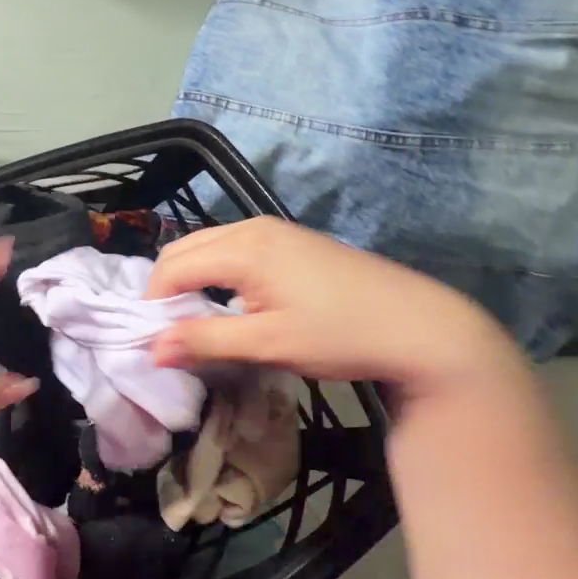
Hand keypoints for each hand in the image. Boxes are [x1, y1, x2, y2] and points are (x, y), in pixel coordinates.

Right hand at [146, 217, 520, 398]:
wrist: (425, 328)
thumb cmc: (342, 336)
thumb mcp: (269, 344)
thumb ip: (206, 341)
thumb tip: (151, 350)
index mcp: (243, 248)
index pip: (172, 267)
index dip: (154, 302)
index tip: (158, 339)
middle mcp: (252, 228)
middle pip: (184, 249)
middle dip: (167, 286)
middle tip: (173, 328)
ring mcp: (274, 230)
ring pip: (206, 245)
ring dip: (191, 277)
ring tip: (199, 318)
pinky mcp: (291, 239)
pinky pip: (231, 246)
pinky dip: (215, 270)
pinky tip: (233, 301)